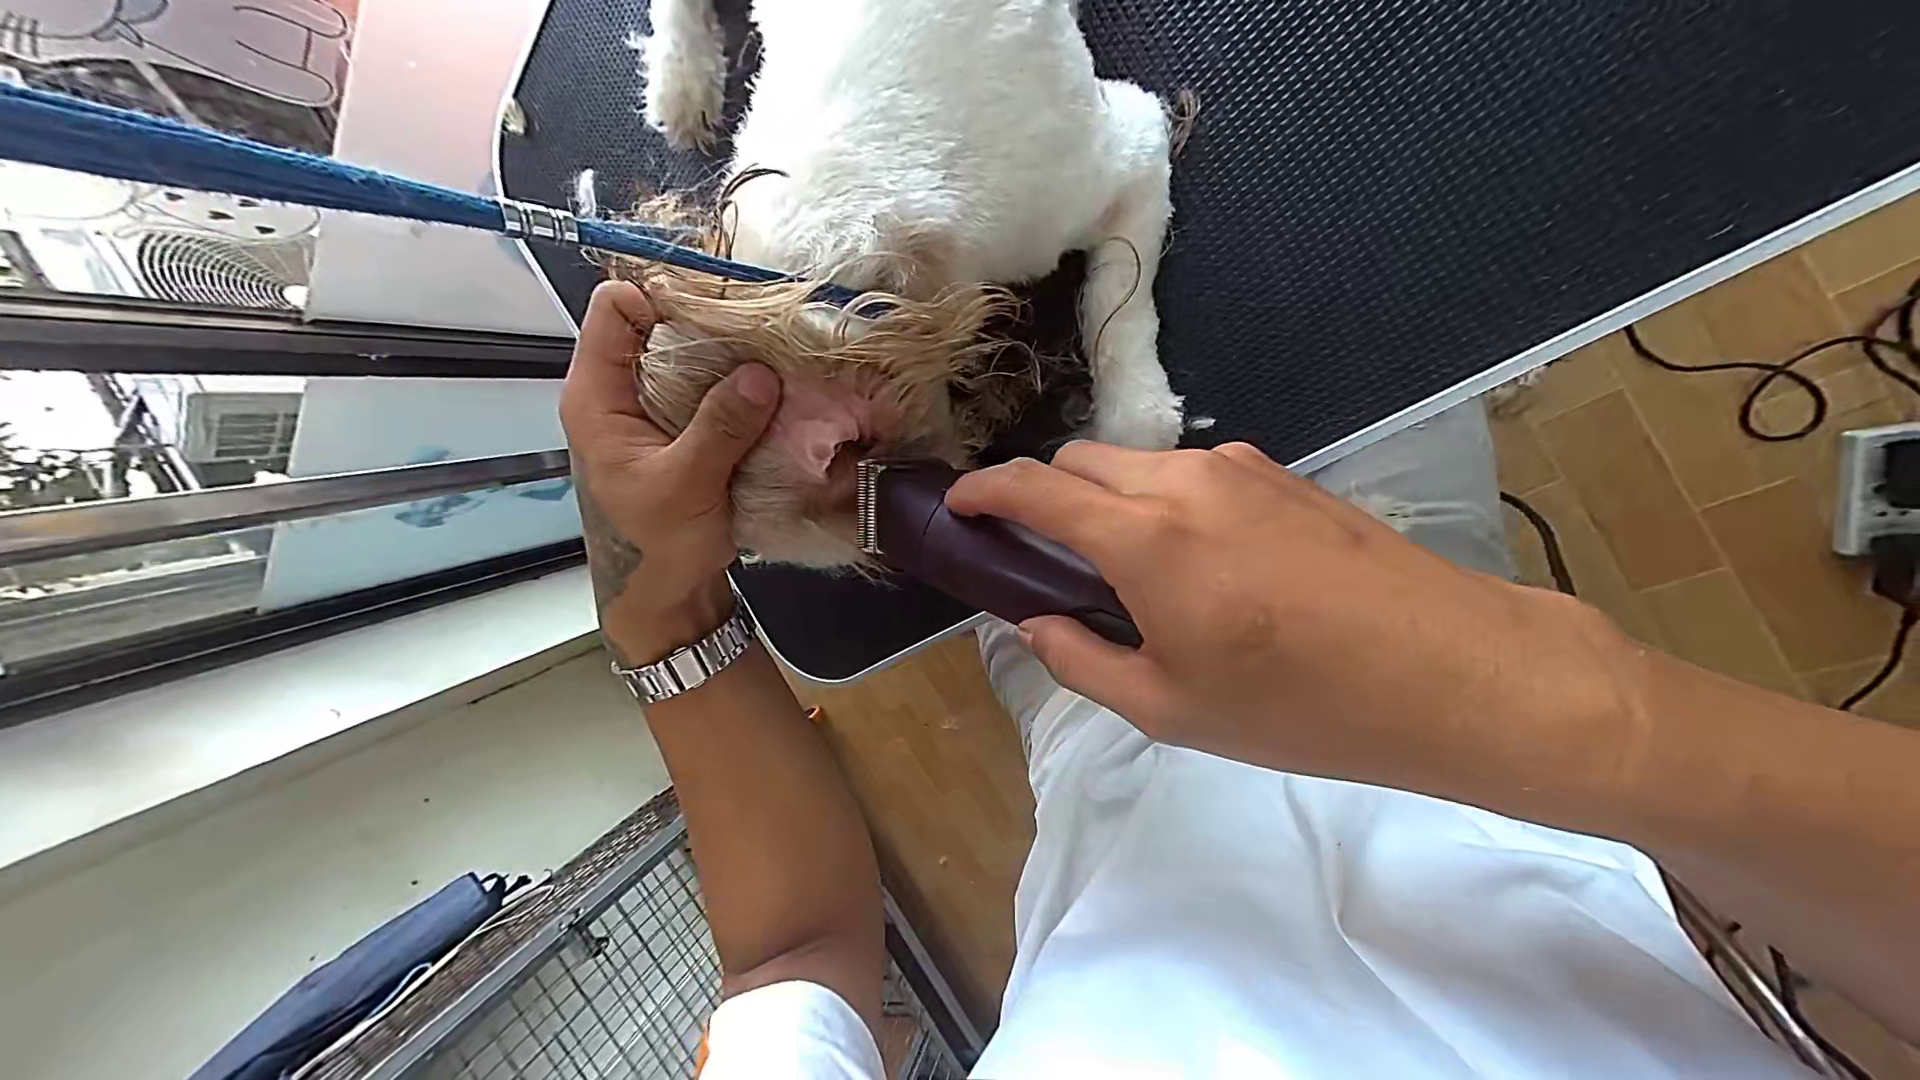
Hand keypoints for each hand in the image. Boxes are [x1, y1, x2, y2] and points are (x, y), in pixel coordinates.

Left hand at [560, 281, 780, 665]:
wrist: (671, 589)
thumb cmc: (658, 543)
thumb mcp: (685, 485)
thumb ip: (719, 428)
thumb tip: (761, 372)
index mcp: (598, 397)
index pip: (616, 311)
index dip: (664, 297)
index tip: (723, 310)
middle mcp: (625, 393)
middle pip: (663, 328)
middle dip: (713, 325)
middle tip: (765, 332)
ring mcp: (660, 411)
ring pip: (695, 360)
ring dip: (735, 358)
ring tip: (780, 358)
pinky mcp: (691, 430)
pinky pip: (718, 392)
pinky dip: (745, 389)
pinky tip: (777, 392)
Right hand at [946, 441, 1643, 809]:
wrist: (1460, 673)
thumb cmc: (1300, 706)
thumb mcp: (1168, 708)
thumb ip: (1079, 659)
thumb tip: (1032, 624)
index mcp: (1144, 539)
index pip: (1035, 488)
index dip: (985, 490)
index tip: (961, 504)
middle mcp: (1182, 481)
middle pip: (1078, 460)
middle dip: (1043, 494)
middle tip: (1044, 554)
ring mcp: (1237, 467)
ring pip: (1133, 462)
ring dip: (1103, 498)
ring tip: (1124, 566)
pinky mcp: (1280, 473)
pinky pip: (1187, 472)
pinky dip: (1156, 499)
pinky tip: (1192, 557)